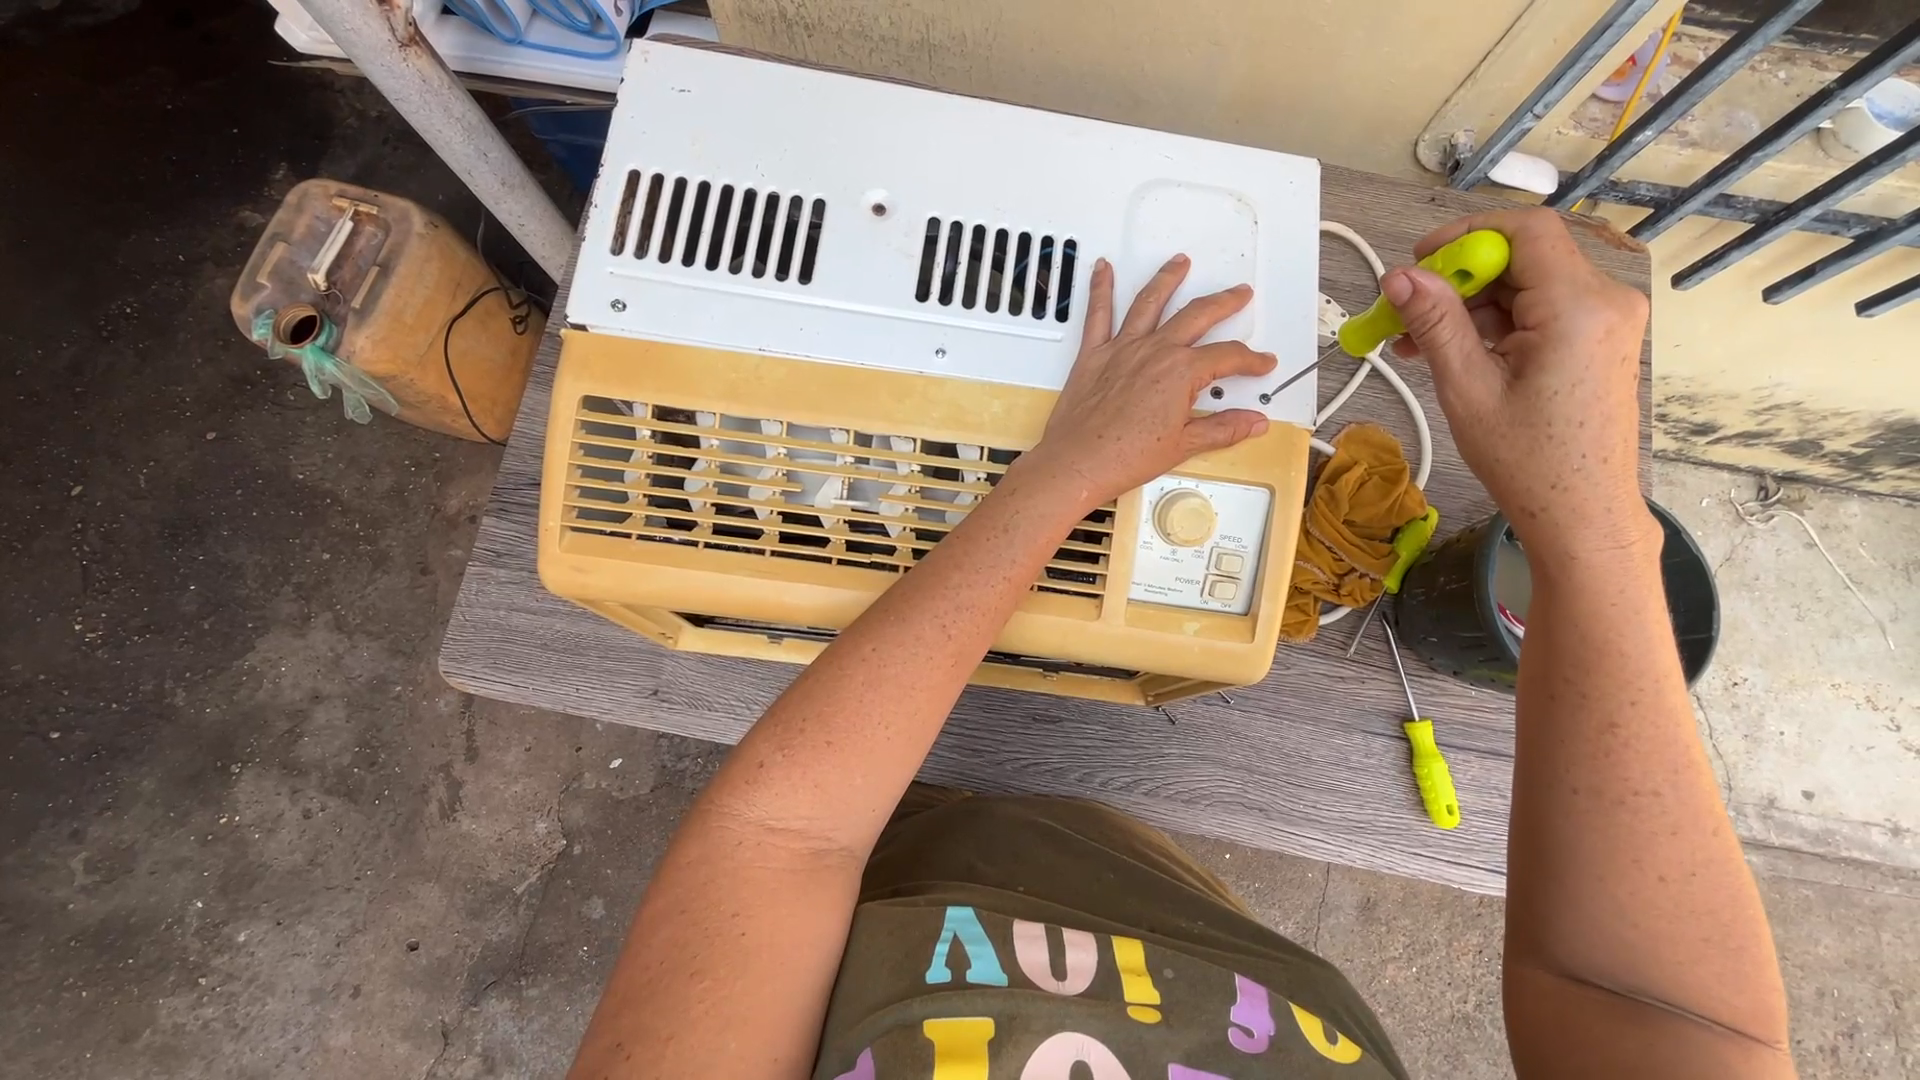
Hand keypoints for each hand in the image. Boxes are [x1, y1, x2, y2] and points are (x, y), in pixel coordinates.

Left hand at [1017, 255, 1276, 512]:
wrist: (1077, 463)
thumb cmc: (1124, 457)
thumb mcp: (1183, 446)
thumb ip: (1222, 429)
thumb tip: (1254, 423)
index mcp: (1181, 372)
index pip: (1227, 357)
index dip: (1250, 360)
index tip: (1262, 364)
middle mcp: (1153, 351)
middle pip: (1196, 316)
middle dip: (1223, 302)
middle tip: (1239, 294)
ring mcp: (1122, 349)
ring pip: (1149, 302)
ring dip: (1167, 279)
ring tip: (1180, 263)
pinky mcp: (1093, 354)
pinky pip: (1097, 314)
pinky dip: (1099, 288)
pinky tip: (1102, 269)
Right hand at [1386, 208, 1655, 566]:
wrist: (1581, 511)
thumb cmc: (1525, 460)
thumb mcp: (1467, 388)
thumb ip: (1436, 323)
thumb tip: (1398, 277)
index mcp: (1579, 307)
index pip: (1526, 232)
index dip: (1465, 235)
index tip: (1416, 262)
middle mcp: (1605, 300)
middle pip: (1524, 257)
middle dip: (1459, 278)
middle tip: (1405, 310)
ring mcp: (1606, 319)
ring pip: (1527, 285)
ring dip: (1469, 304)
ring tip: (1416, 341)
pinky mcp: (1597, 338)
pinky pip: (1539, 310)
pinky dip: (1492, 322)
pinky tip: (1451, 350)